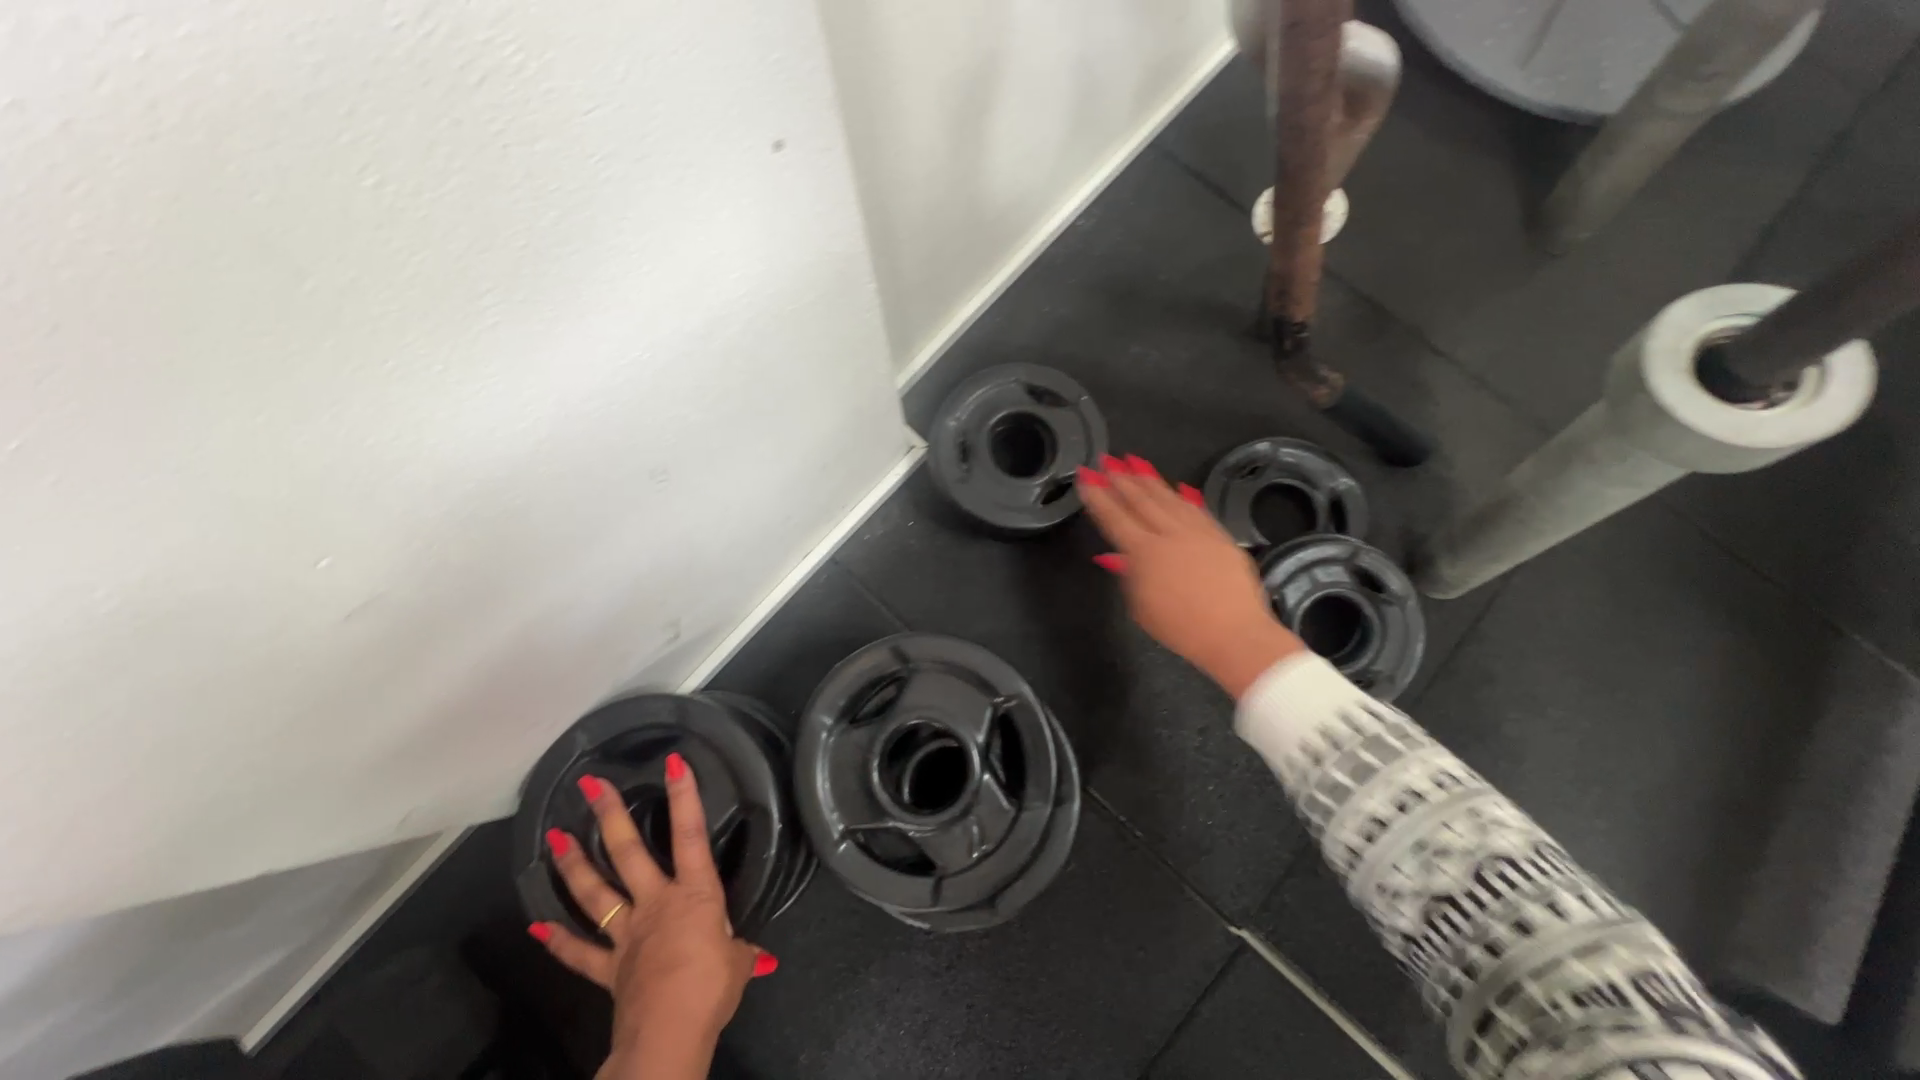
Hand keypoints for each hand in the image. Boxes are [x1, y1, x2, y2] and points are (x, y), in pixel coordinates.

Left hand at [531, 753, 775, 1079]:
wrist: (671, 1032)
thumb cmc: (712, 988)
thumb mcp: (740, 965)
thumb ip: (742, 953)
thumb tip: (757, 958)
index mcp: (696, 896)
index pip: (691, 836)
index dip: (684, 797)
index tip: (674, 762)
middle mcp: (656, 904)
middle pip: (629, 852)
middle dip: (610, 816)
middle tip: (591, 786)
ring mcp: (627, 934)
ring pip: (596, 892)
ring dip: (573, 864)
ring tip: (554, 836)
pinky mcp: (608, 968)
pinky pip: (579, 952)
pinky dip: (556, 941)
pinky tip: (536, 925)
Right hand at [1078, 454, 1303, 698]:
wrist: (1233, 633)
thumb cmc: (1182, 628)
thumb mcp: (1141, 607)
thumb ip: (1129, 576)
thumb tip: (1121, 556)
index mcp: (1144, 552)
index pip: (1115, 518)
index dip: (1098, 497)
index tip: (1088, 479)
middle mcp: (1169, 535)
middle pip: (1141, 500)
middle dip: (1121, 479)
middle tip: (1108, 463)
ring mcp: (1197, 532)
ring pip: (1169, 498)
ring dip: (1149, 480)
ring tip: (1135, 465)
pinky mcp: (1220, 536)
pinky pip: (1196, 508)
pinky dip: (1183, 496)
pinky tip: (1176, 487)